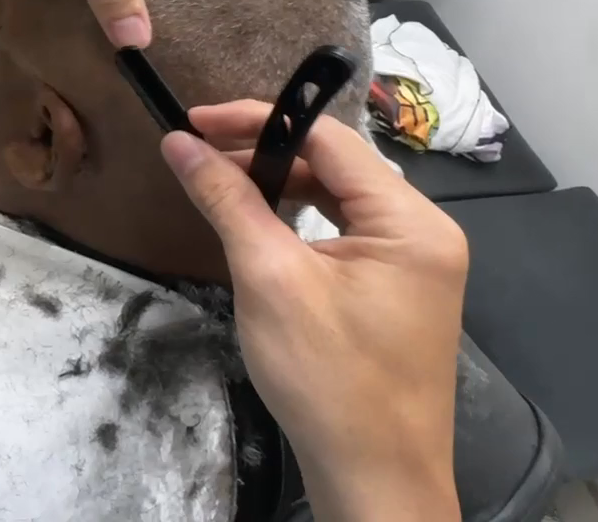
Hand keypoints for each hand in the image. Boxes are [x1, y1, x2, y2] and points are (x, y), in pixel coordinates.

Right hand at [161, 102, 466, 521]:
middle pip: (332, 163)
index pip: (329, 140)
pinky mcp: (389, 286)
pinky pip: (335, 226)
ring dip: (271, 181)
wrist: (372, 476)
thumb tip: (177, 141)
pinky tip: (252, 218)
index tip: (194, 120)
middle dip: (260, 150)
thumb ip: (225, 197)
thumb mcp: (267, 275)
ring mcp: (409, 261)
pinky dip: (289, 213)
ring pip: (331, 193)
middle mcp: (421, 232)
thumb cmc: (326, 374)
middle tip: (195, 152)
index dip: (257, 120)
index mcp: (410, 223)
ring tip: (214, 181)